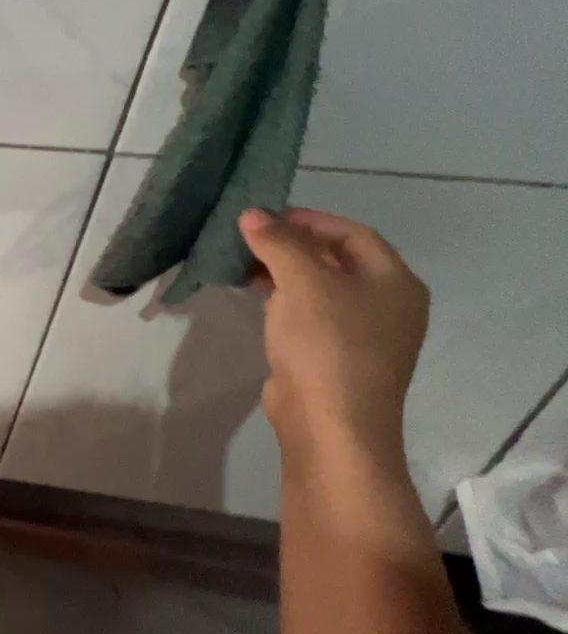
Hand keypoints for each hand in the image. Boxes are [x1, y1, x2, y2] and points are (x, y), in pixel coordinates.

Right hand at [239, 207, 429, 467]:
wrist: (330, 419)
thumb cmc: (327, 344)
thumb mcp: (302, 285)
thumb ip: (278, 245)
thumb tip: (252, 214)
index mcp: (394, 281)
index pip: (352, 233)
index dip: (308, 219)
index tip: (261, 216)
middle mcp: (386, 302)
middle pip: (336, 258)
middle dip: (290, 244)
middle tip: (244, 238)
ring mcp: (362, 329)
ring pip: (319, 284)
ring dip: (281, 270)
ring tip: (239, 263)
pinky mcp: (335, 351)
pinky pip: (310, 310)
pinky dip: (282, 296)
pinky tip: (254, 296)